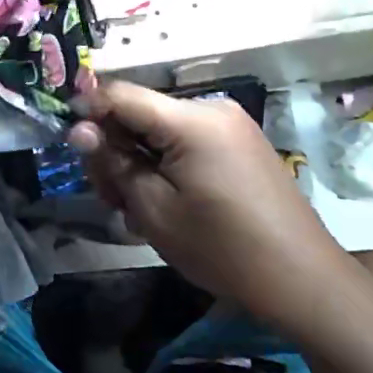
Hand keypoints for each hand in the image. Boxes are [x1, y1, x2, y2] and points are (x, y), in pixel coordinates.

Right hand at [68, 81, 341, 309]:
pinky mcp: (239, 144)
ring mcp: (230, 125)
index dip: (87, 114)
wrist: (301, 279)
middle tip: (112, 199)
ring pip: (160, 130)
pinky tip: (166, 203)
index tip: (71, 148)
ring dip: (139, 162)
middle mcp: (212, 108)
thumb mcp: (153, 209)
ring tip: (140, 210)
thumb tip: (80, 129)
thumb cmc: (221, 248)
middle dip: (115, 149)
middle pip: (139, 113)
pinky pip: (185, 141)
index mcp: (190, 119)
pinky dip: (165, 165)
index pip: (120, 94)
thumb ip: (113, 162)